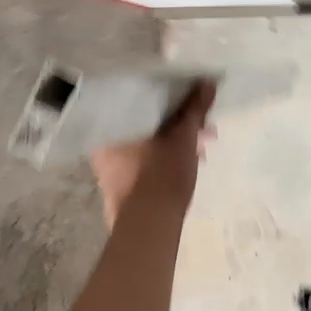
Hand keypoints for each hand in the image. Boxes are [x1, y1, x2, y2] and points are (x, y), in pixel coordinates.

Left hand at [90, 80, 216, 226]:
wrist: (149, 229)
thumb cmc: (162, 174)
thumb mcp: (184, 136)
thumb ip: (194, 108)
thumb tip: (207, 81)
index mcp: (113, 129)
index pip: (139, 103)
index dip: (169, 102)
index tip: (188, 106)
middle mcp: (103, 149)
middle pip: (146, 126)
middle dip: (177, 126)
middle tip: (203, 131)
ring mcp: (108, 173)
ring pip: (146, 147)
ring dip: (174, 145)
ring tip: (202, 153)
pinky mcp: (119, 193)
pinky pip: (143, 167)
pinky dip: (162, 162)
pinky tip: (187, 167)